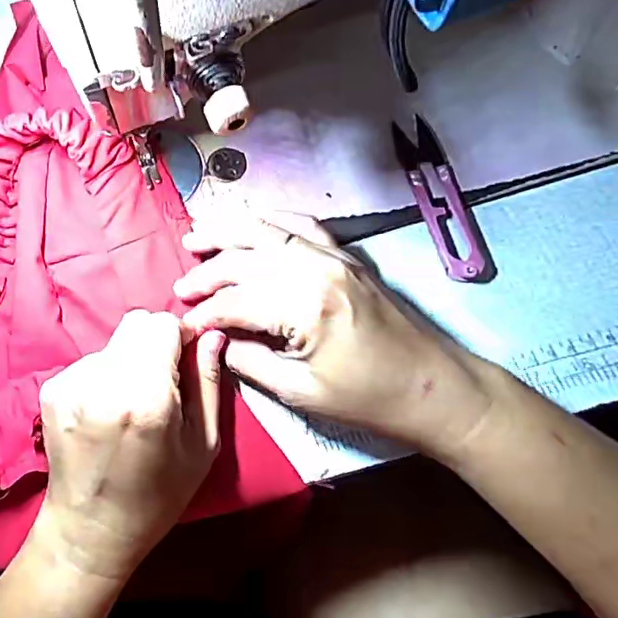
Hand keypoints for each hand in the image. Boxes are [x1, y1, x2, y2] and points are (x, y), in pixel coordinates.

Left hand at [28, 310, 224, 582]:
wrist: (89, 528)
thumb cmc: (156, 495)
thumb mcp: (201, 446)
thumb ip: (208, 383)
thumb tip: (212, 335)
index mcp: (145, 397)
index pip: (160, 323)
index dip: (179, 336)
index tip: (185, 360)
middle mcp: (102, 381)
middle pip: (135, 324)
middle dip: (155, 344)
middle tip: (162, 383)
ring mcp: (70, 383)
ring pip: (113, 344)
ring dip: (129, 361)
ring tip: (131, 405)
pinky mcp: (52, 389)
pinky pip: (89, 362)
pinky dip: (104, 376)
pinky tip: (106, 412)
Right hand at [173, 215, 504, 457]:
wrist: (436, 389)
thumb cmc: (368, 398)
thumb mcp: (299, 391)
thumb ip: (248, 360)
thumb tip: (214, 339)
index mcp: (304, 307)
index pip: (234, 300)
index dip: (204, 312)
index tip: (184, 324)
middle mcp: (315, 270)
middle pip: (243, 259)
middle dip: (206, 273)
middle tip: (181, 287)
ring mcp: (332, 257)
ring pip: (266, 231)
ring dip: (227, 231)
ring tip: (196, 235)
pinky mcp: (345, 256)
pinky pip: (302, 225)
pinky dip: (272, 219)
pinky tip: (250, 219)